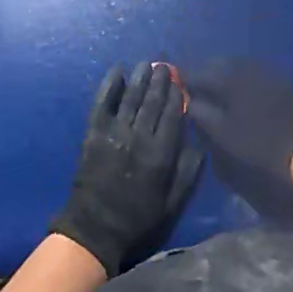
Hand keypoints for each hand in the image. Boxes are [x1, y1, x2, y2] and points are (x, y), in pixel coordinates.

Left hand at [50, 62, 202, 275]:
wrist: (95, 227)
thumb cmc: (138, 221)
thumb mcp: (172, 205)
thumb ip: (187, 175)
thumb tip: (199, 147)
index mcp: (160, 156)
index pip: (172, 118)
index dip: (176, 98)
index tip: (180, 82)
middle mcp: (138, 138)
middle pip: (151, 103)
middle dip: (159, 82)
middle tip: (164, 65)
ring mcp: (113, 132)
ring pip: (130, 98)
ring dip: (139, 79)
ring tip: (146, 64)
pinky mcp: (93, 132)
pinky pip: (102, 102)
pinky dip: (110, 85)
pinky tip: (117, 71)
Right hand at [187, 58, 292, 209]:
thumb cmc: (257, 142)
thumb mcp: (220, 132)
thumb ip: (198, 111)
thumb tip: (186, 99)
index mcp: (226, 76)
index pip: (193, 72)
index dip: (180, 80)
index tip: (172, 88)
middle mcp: (243, 66)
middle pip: (213, 65)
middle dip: (201, 76)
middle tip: (192, 93)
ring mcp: (263, 72)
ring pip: (231, 68)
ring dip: (219, 78)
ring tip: (213, 96)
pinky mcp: (278, 82)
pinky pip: (248, 75)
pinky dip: (237, 82)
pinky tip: (236, 97)